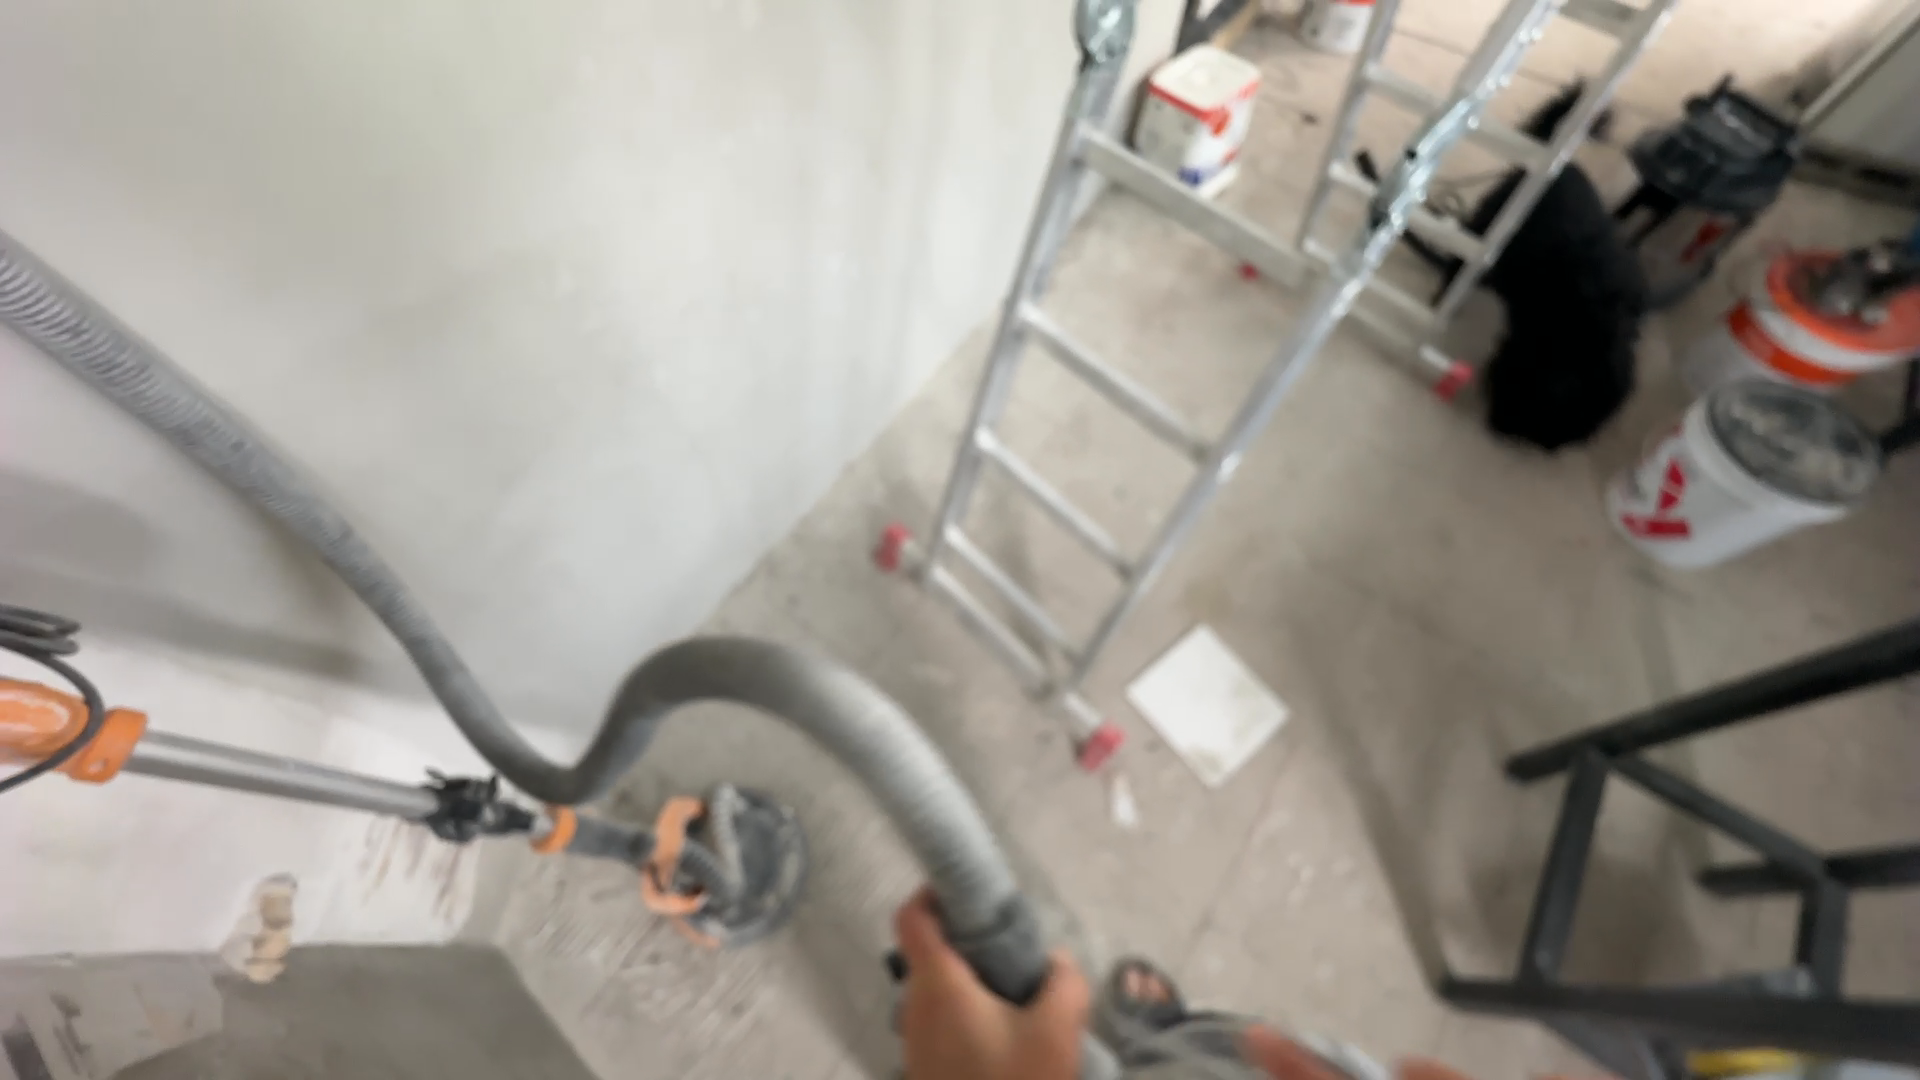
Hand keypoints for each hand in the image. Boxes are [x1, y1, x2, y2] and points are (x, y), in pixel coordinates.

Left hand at [893, 888, 1089, 1079]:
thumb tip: (1057, 962)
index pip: (911, 916)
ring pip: (937, 988)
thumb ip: (1064, 984)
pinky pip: (941, 1021)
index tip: (969, 893)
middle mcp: (916, 1005)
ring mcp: (916, 1041)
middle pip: (929, 949)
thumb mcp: (1056, 1034)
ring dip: (970, 979)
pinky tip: (1008, 1035)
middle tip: (1011, 947)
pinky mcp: (925, 1070)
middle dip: (968, 940)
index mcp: (937, 983)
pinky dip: (968, 1012)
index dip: (932, 892)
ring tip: (1018, 992)